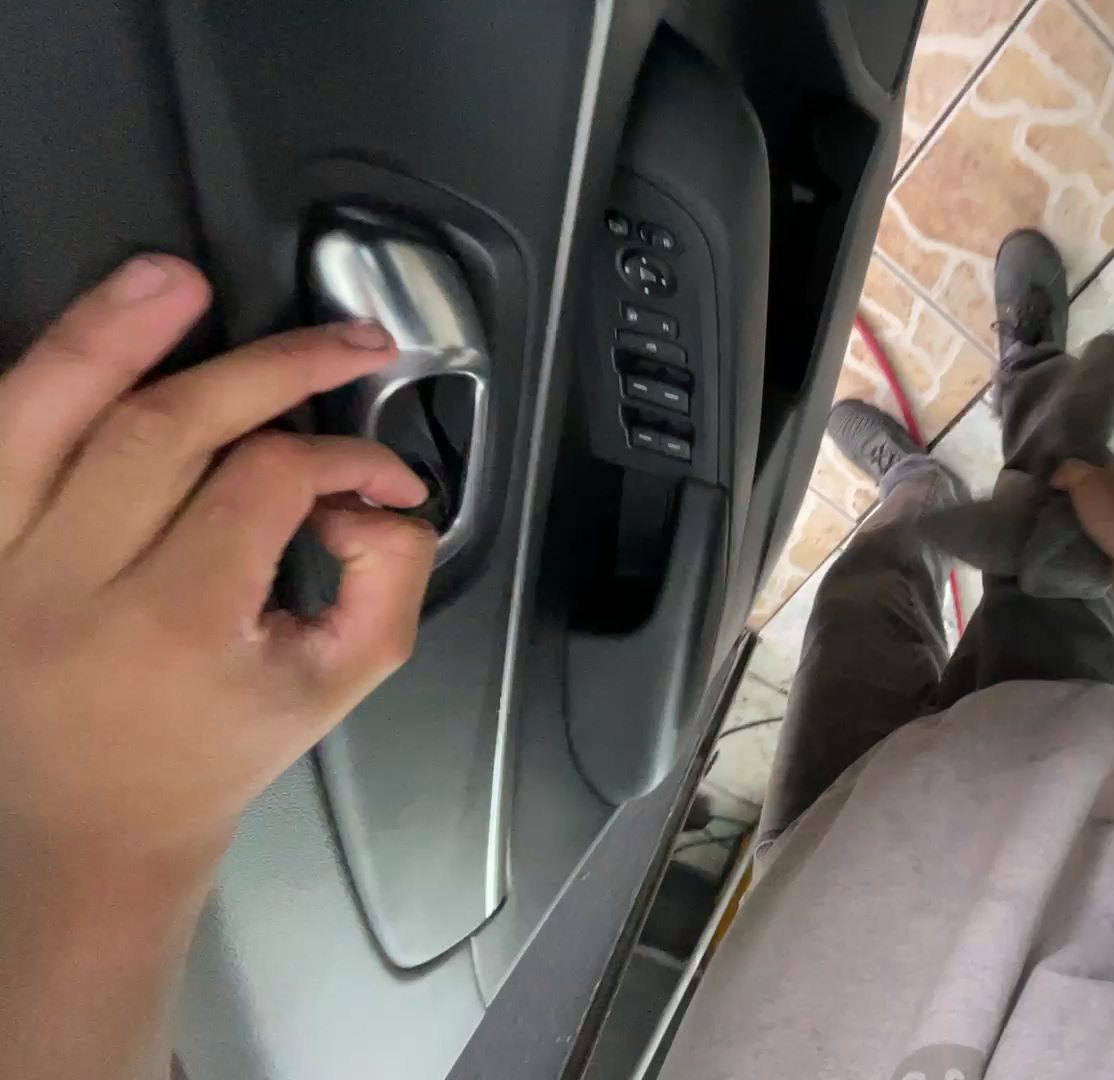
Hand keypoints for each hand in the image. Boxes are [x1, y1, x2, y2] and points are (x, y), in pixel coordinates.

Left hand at [0, 255, 436, 874]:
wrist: (85, 818)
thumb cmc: (228, 746)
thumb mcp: (349, 675)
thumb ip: (390, 577)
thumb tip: (374, 498)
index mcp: (175, 623)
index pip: (271, 484)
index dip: (352, 459)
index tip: (393, 479)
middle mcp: (57, 585)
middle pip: (170, 427)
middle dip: (280, 367)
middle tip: (356, 342)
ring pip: (41, 411)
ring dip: (119, 332)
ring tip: (181, 279)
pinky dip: (37, 374)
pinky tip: (92, 331)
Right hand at [1052, 458, 1113, 592]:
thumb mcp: (1088, 483)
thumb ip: (1069, 470)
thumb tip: (1055, 476)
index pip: (1092, 456)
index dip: (1068, 457)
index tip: (1043, 466)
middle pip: (1087, 483)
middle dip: (1064, 488)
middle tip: (1037, 493)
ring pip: (1087, 508)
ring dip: (1067, 511)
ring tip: (1041, 515)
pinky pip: (1089, 530)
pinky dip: (1074, 532)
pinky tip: (1056, 534)